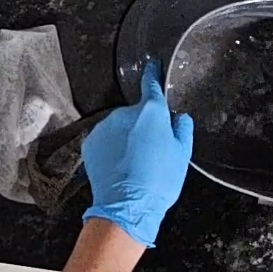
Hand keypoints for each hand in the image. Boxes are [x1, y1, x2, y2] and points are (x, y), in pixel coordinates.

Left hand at [81, 62, 195, 246]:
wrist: (126, 206)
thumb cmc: (159, 181)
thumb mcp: (182, 155)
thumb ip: (182, 128)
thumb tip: (178, 117)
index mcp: (151, 112)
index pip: (151, 83)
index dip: (153, 73)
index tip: (152, 65)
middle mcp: (125, 113)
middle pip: (137, 113)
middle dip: (143, 126)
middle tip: (151, 150)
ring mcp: (104, 127)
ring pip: (119, 127)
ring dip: (126, 137)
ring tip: (134, 163)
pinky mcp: (90, 142)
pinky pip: (104, 139)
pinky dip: (111, 148)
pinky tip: (119, 166)